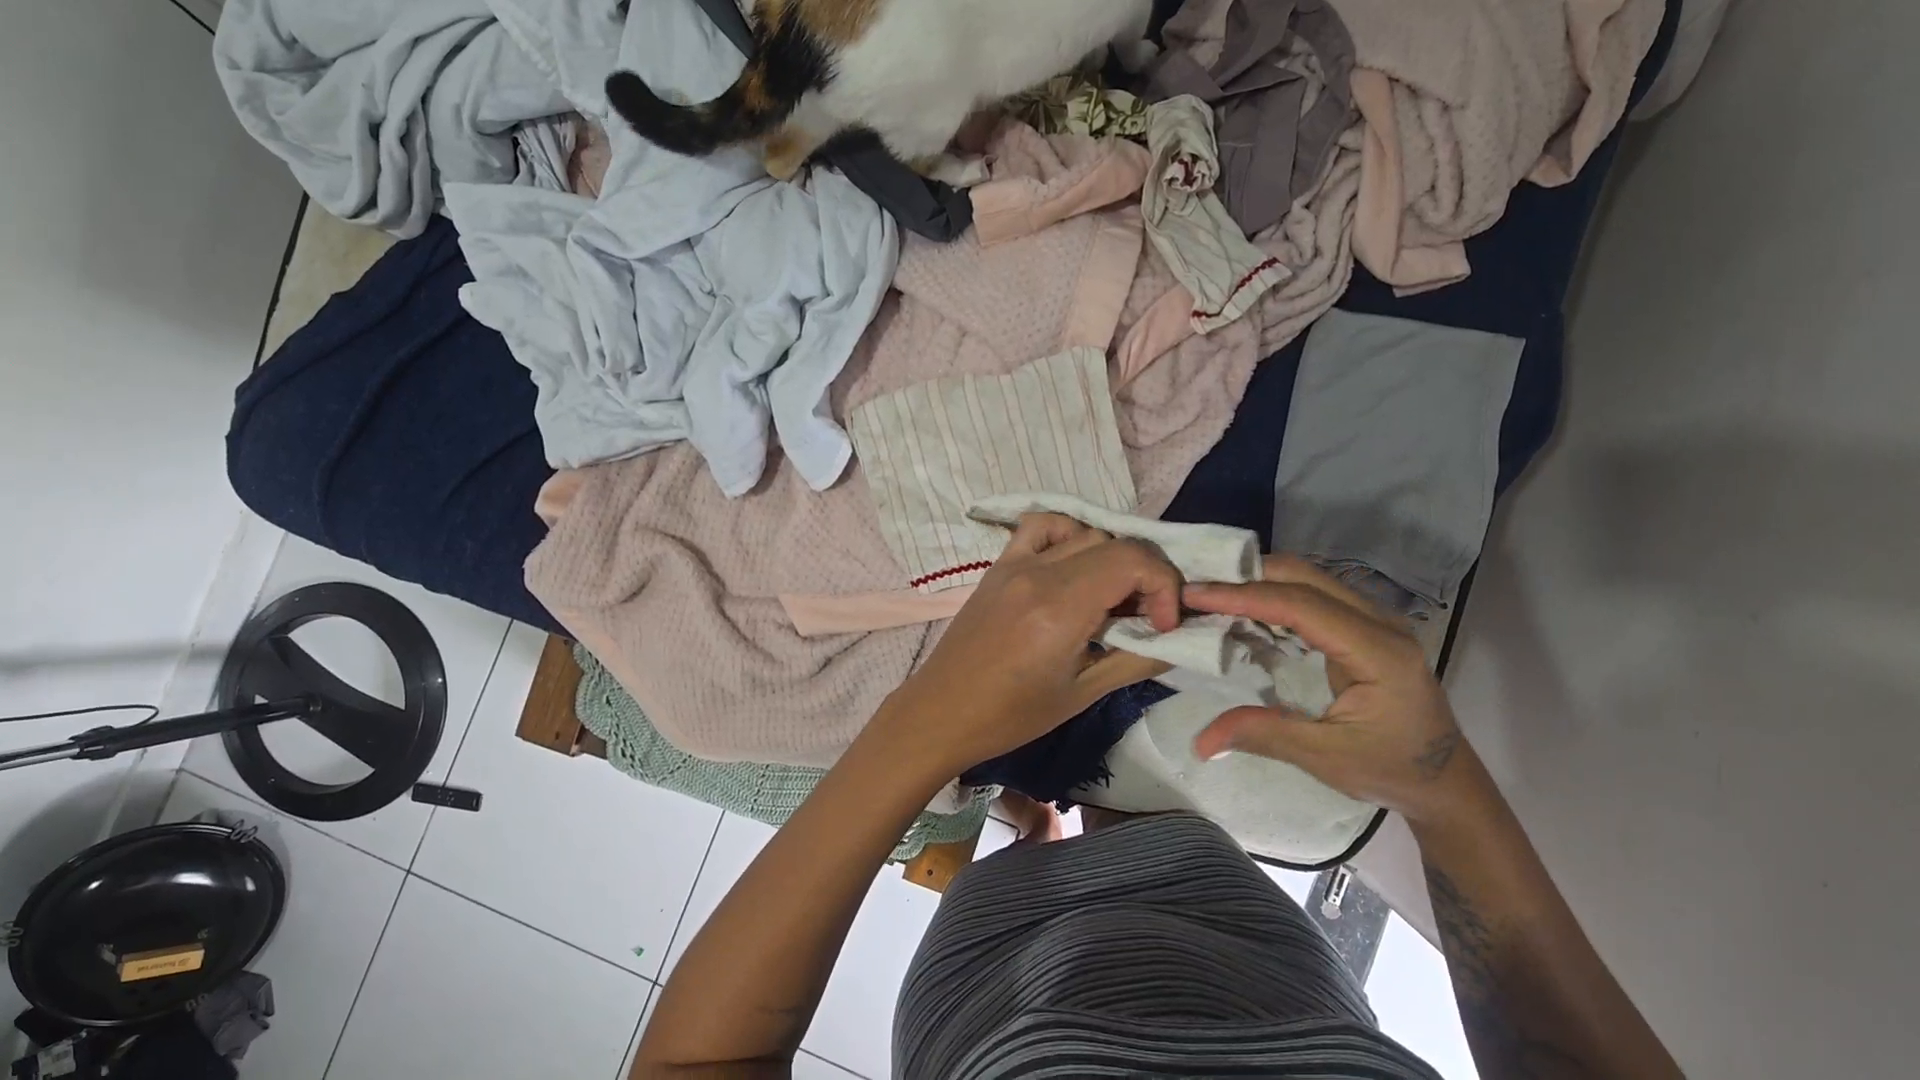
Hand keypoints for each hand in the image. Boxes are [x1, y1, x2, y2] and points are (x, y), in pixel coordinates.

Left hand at [876, 514, 1179, 775]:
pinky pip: (1040, 526)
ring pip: (1083, 532)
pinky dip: (1068, 534)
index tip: (1163, 625)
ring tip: (1111, 598)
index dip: (1164, 586)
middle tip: (1144, 618)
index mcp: (1061, 606)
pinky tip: (1074, 565)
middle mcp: (1039, 572)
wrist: (941, 713)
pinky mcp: (998, 565)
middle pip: (1115, 542)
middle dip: (1145, 575)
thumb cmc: (1011, 715)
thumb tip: (1180, 641)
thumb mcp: (1083, 694)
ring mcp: (1014, 563)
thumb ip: (1137, 660)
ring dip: (1111, 558)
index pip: (1133, 560)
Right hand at [1182, 556, 1493, 825]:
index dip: (1244, 595)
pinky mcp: (1364, 627)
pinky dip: (1274, 597)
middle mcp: (1379, 622)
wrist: (1444, 781)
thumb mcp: (1326, 757)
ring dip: (1259, 582)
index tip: (1195, 594)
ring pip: (1309, 579)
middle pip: (1305, 577)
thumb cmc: (1391, 769)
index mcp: (1377, 651)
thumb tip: (1200, 741)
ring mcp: (1375, 620)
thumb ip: (1263, 734)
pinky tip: (1244, 612)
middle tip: (1194, 588)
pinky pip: (1314, 596)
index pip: (1301, 605)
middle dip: (1246, 577)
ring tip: (1211, 597)